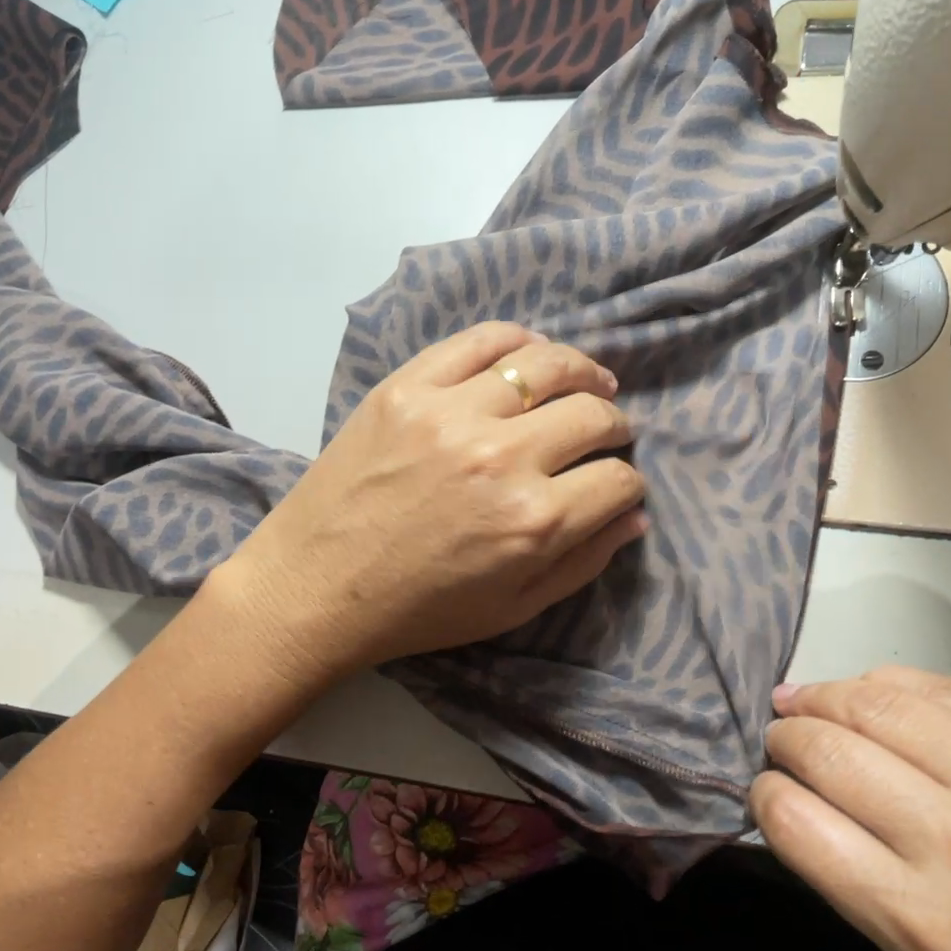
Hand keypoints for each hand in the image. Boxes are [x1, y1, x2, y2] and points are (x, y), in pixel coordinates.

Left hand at [217, 322, 645, 680]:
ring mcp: (451, 413)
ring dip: (582, 372)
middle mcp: (502, 457)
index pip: (617, 480)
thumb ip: (582, 562)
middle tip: (604, 433)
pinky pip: (482, 340)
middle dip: (614, 426)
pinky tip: (529, 356)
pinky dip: (519, 341)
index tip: (614, 485)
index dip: (626, 483)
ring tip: (587, 383)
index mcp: (533, 521)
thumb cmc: (417, 610)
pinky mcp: (407, 387)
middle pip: (593, 414)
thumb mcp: (512, 608)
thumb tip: (636, 514)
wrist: (314, 587)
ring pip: (547, 364)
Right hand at [751, 666, 950, 950]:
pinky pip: (942, 686)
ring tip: (804, 701)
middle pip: (826, 751)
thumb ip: (859, 883)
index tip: (768, 789)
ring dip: (823, 697)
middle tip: (780, 739)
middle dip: (786, 739)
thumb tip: (792, 799)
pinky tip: (869, 693)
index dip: (764, 795)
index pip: (792, 820)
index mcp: (934, 926)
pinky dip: (889, 686)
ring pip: (875, 701)